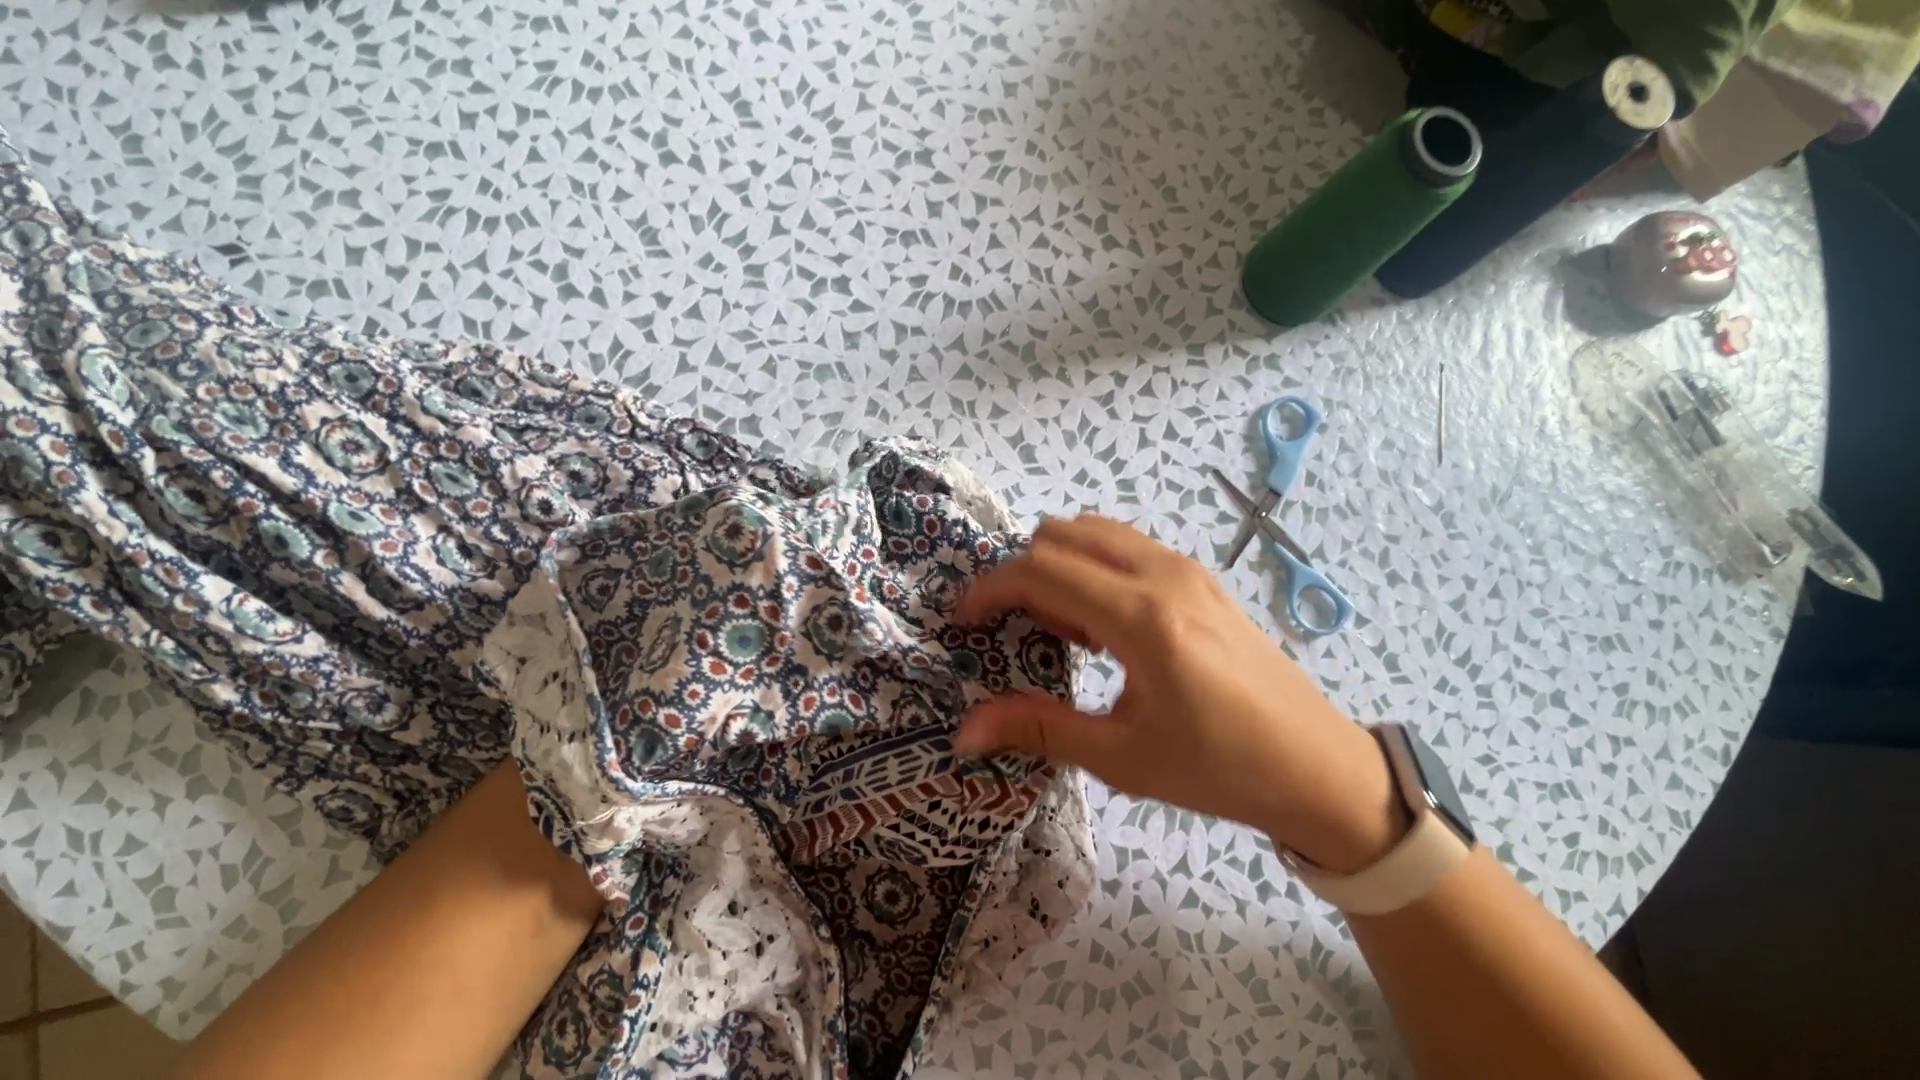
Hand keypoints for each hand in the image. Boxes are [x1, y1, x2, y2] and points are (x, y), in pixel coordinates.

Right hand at [954, 515, 1405, 872]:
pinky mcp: (1203, 579)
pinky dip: (1095, 566)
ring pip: (1099, 532)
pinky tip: (1103, 625)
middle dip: (1021, 571)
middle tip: (1011, 627)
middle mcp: (1165, 576)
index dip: (991, 588)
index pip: (1042, 572)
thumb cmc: (1218, 770)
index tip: (964, 618)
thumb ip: (1039, 729)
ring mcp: (1189, 571)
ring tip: (1059, 629)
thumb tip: (965, 730)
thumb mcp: (1121, 757)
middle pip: (1064, 535)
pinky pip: (1129, 547)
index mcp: (1143, 620)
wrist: (1315, 767)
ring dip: (1060, 563)